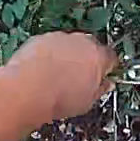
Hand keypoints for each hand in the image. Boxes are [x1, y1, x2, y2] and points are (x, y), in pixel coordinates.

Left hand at [0, 32, 116, 121]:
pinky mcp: (41, 38)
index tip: (102, 77)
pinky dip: (48, 54)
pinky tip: (43, 71)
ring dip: (67, 56)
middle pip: (90, 47)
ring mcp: (60, 38)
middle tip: (79, 78)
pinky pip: (50, 45)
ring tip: (58, 77)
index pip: (110, 58)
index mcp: (98, 56)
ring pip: (69, 44)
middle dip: (87, 60)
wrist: (28, 90)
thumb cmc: (57, 97)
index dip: (106, 69)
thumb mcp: (88, 102)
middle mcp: (81, 42)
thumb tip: (104, 86)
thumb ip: (100, 90)